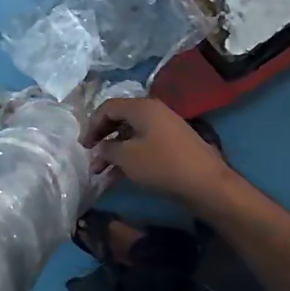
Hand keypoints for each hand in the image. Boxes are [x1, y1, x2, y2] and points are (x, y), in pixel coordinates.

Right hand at [83, 97, 240, 210]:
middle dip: (102, 138)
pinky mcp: (172, 145)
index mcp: (142, 107)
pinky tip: (118, 175)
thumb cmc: (162, 165)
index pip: (108, 107)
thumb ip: (107, 149)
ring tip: (101, 171)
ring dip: (114, 151)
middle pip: (120, 119)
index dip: (91, 125)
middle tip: (91, 156)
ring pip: (131, 135)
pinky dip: (129, 156)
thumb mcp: (127, 157)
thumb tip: (100, 148)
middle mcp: (154, 112)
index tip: (83, 145)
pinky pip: (143, 145)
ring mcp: (165, 128)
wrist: (206, 183)